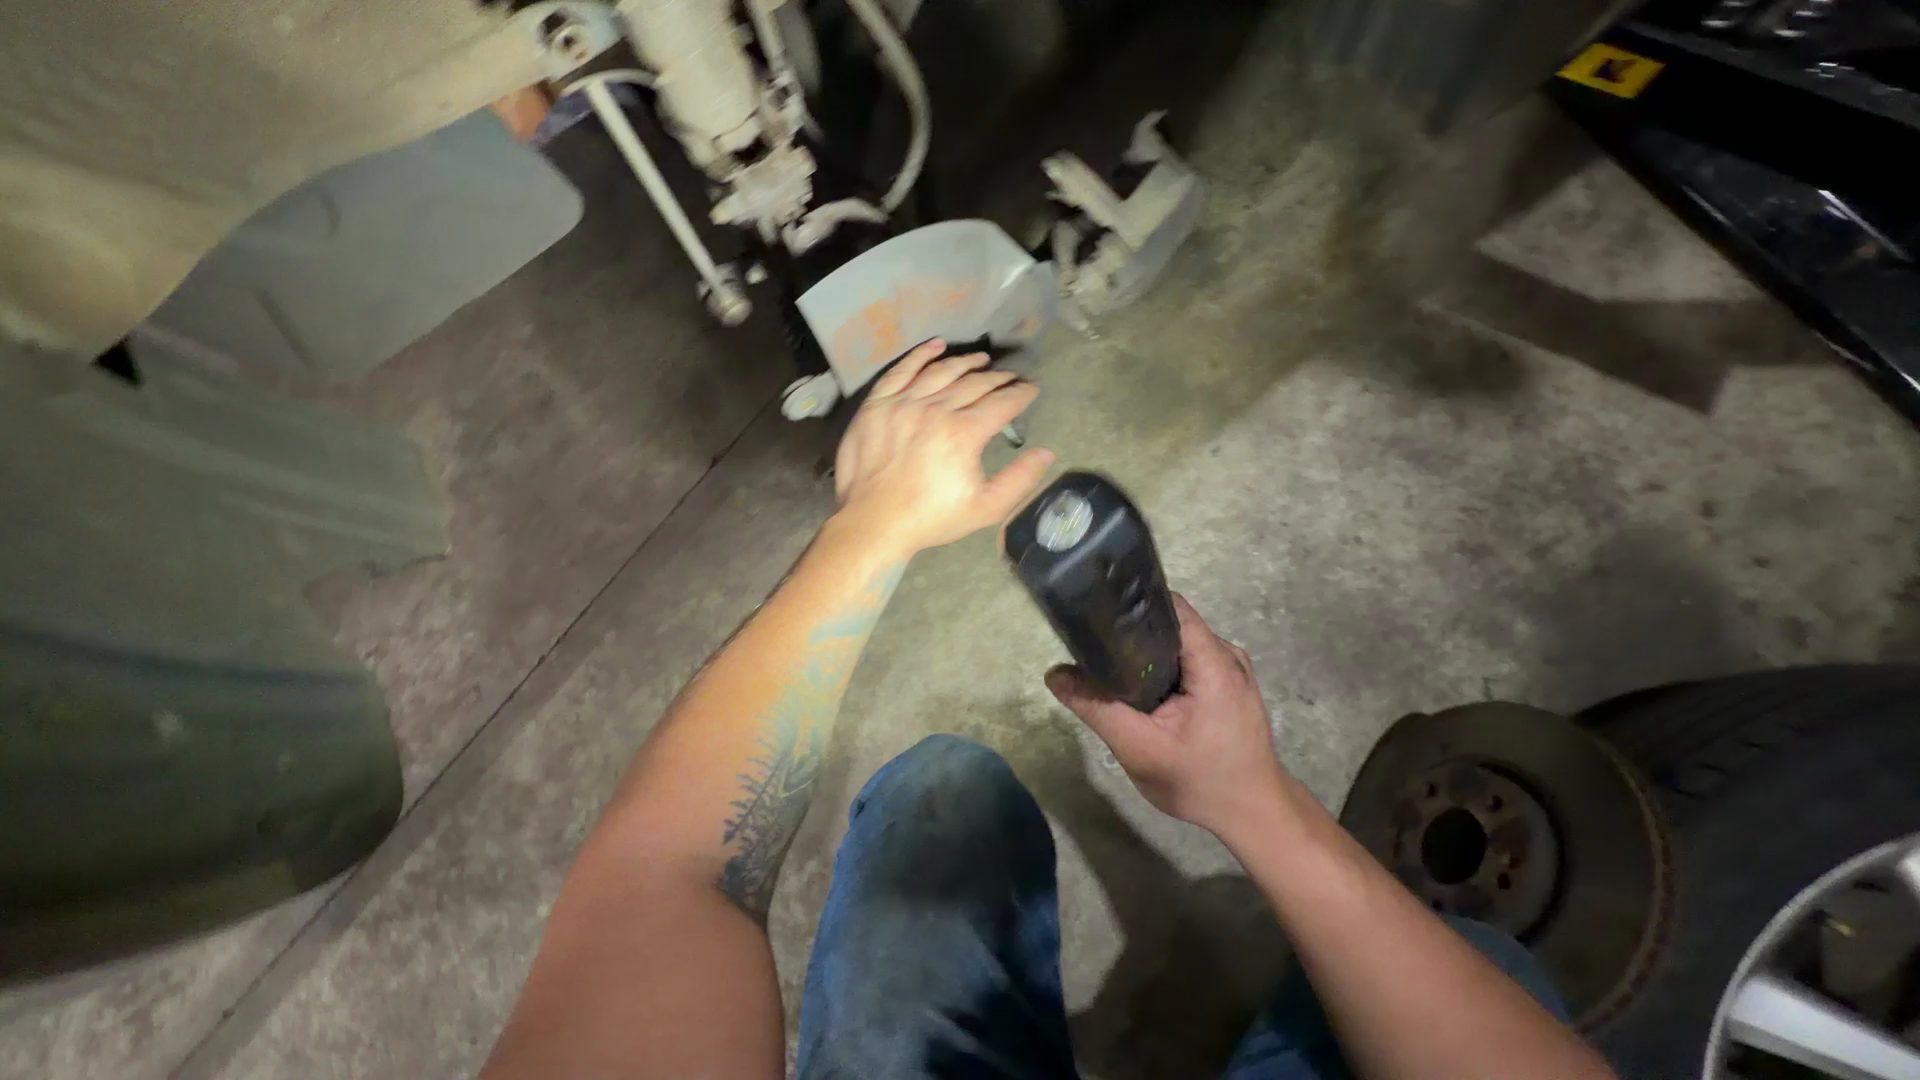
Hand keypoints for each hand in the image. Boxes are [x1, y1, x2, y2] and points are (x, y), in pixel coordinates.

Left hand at [833, 340, 1055, 556]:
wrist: (873, 522)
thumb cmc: (931, 518)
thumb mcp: (985, 508)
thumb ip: (1019, 479)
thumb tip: (1046, 453)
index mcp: (964, 433)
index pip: (1002, 403)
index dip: (1021, 394)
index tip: (1031, 388)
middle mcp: (936, 409)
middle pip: (974, 384)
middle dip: (998, 379)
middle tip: (1011, 376)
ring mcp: (904, 404)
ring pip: (941, 372)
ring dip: (965, 363)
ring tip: (981, 360)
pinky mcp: (878, 405)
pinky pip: (901, 371)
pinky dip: (920, 356)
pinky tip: (936, 346)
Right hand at [1045, 594, 1294, 835]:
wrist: (1252, 814)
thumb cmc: (1200, 781)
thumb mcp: (1139, 749)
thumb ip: (1096, 708)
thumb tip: (1055, 675)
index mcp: (1214, 661)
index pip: (1171, 607)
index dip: (1132, 606)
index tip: (1096, 617)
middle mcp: (1227, 654)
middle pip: (1172, 624)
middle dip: (1133, 634)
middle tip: (1094, 651)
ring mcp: (1233, 669)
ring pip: (1179, 644)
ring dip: (1148, 654)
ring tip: (1114, 670)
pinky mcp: (1231, 685)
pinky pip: (1190, 661)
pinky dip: (1165, 669)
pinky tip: (1143, 690)